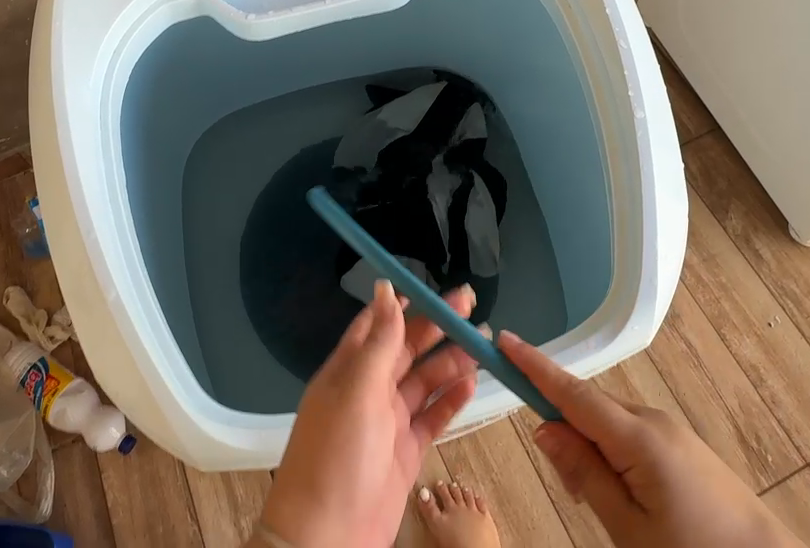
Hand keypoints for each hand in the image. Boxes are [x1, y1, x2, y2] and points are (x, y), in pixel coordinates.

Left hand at [255, 281, 478, 547]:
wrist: (327, 537)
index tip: (434, 287)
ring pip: (424, 382)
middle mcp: (367, 391)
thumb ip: (378, 342)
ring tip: (483, 345)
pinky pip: (432, 417)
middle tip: (471, 306)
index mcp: (348, 370)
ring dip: (450, 362)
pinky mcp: (405, 452)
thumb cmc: (337, 455)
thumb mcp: (357, 390)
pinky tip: (472, 384)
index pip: (378, 325)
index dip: (404, 304)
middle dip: (437, 327)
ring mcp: (387, 422)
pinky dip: (451, 400)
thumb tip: (385, 287)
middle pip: (406, 349)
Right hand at [500, 331, 801, 547]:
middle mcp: (654, 421)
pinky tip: (624, 496)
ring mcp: (672, 431)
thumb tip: (544, 428)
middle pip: (588, 407)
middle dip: (564, 432)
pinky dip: (612, 454)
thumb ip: (584, 473)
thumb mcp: (629, 529)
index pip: (572, 391)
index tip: (502, 339)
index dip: (534, 366)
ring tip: (607, 509)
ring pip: (609, 423)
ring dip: (590, 449)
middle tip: (570, 494)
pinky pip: (631, 435)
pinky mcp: (684, 447)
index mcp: (638, 437)